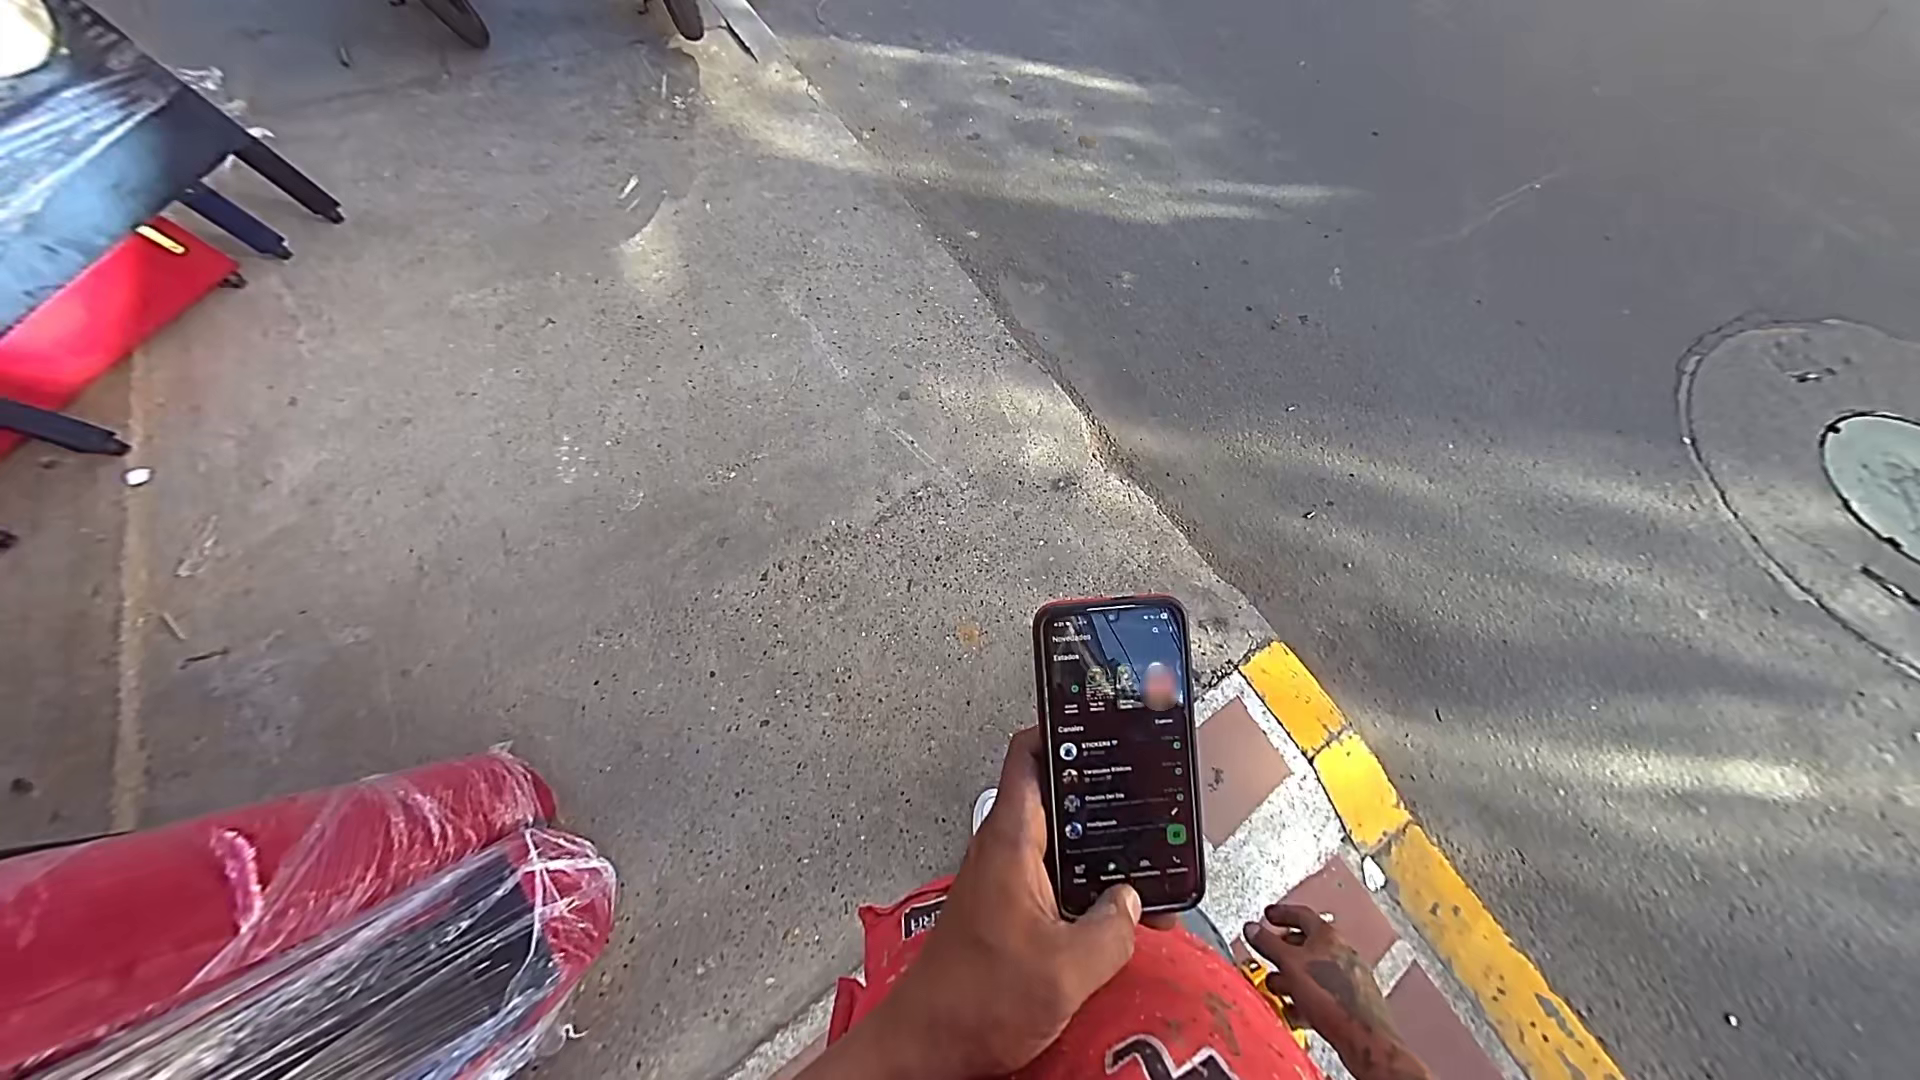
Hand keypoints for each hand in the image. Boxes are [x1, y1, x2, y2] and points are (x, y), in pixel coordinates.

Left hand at [832, 729, 1144, 1079]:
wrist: (931, 1039)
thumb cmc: (975, 999)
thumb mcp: (1063, 970)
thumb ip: (1110, 932)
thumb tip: (1131, 903)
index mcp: (1011, 838)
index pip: (1027, 755)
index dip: (1056, 729)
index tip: (1089, 720)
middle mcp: (1004, 844)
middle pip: (1051, 790)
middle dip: (1092, 788)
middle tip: (1132, 787)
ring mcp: (1005, 870)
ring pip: (1055, 833)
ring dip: (1091, 841)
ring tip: (1135, 849)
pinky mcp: (1009, 897)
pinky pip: (1051, 869)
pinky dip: (1081, 876)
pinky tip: (1110, 903)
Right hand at [1245, 905, 1432, 1079]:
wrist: (1365, 1040)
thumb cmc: (1331, 997)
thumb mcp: (1288, 963)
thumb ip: (1267, 942)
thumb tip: (1251, 928)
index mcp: (1327, 935)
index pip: (1301, 914)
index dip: (1281, 913)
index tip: (1269, 915)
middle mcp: (1342, 952)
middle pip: (1307, 943)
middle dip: (1284, 950)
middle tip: (1270, 953)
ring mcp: (1352, 979)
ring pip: (1315, 970)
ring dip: (1294, 976)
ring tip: (1279, 987)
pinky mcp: (1356, 1004)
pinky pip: (1325, 993)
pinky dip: (1307, 996)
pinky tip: (1297, 1009)